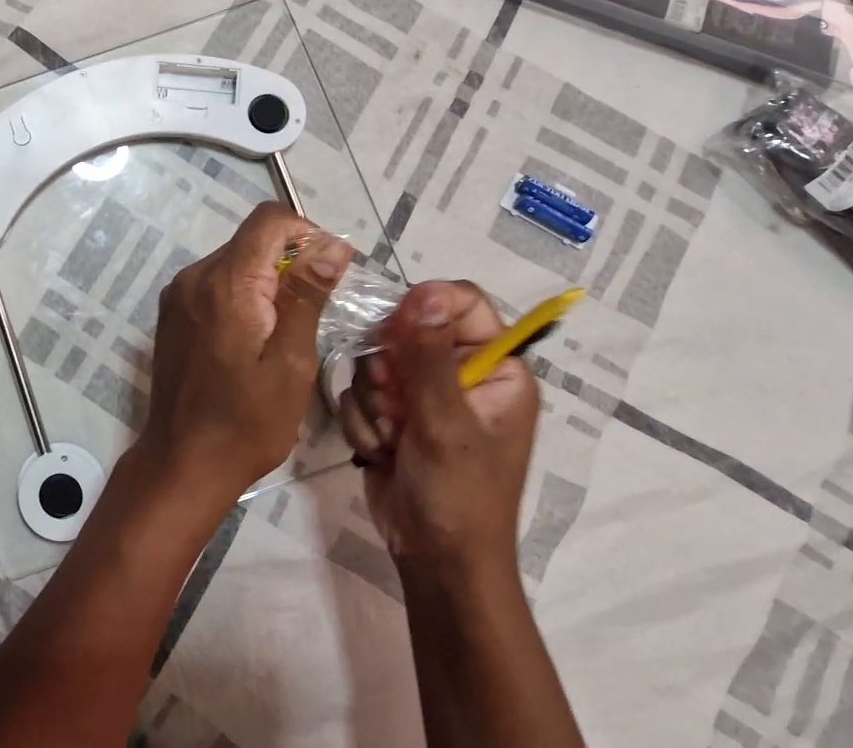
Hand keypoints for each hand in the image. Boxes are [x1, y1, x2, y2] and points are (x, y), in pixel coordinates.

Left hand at [141, 202, 352, 498]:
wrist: (183, 460)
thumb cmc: (246, 420)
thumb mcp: (291, 361)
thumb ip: (306, 296)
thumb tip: (332, 245)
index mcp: (225, 282)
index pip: (268, 220)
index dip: (306, 233)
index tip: (330, 270)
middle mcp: (194, 277)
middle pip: (250, 241)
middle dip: (289, 262)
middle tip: (314, 311)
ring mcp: (177, 296)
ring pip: (233, 263)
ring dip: (265, 282)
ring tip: (286, 331)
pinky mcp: (172, 315)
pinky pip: (214, 286)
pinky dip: (241, 297)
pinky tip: (254, 339)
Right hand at [333, 281, 538, 569]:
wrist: (435, 558)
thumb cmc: (460, 494)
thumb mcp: (446, 424)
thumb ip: (430, 358)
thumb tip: (425, 294)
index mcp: (495, 369)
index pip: (462, 304)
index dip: (425, 306)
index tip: (395, 330)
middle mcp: (459, 374)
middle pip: (405, 330)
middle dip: (391, 372)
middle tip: (398, 408)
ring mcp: (422, 396)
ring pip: (373, 364)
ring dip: (374, 405)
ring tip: (393, 440)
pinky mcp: (390, 416)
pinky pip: (357, 394)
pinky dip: (362, 423)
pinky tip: (380, 452)